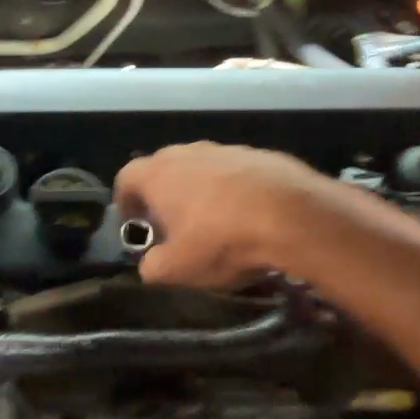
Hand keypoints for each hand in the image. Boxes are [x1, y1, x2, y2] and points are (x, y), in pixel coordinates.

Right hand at [113, 141, 333, 288]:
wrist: (294, 215)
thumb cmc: (223, 240)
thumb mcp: (179, 269)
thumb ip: (153, 267)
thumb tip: (149, 265)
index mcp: (158, 174)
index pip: (126, 178)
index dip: (125, 202)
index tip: (135, 225)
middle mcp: (186, 153)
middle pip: (163, 169)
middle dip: (163, 196)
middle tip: (173, 227)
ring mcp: (225, 149)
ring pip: (201, 169)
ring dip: (200, 192)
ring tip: (214, 224)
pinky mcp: (259, 154)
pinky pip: (235, 173)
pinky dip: (234, 192)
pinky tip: (250, 218)